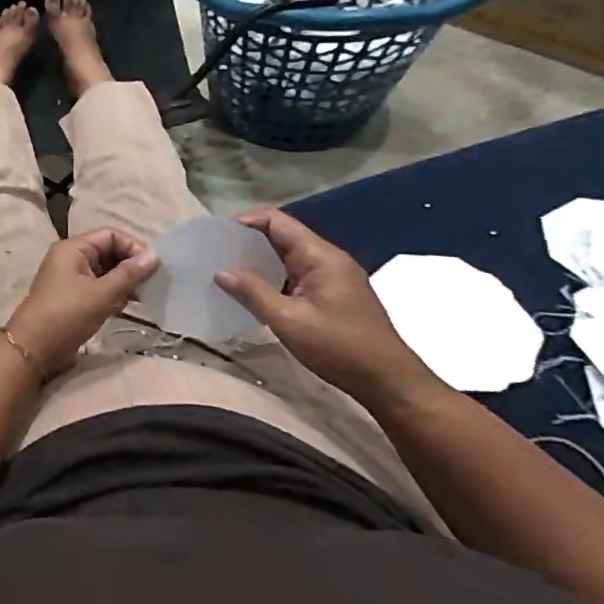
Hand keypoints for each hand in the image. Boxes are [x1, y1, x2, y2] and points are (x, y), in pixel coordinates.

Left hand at [6, 229, 160, 375]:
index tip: (154, 268)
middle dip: (130, 266)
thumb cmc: (66, 314)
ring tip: (142, 297)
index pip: (110, 235)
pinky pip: (99, 287)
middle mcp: (71, 258)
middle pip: (108, 251)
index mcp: (73, 248)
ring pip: (105, 271)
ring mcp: (70, 277)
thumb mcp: (102, 294)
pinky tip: (126, 307)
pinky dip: (113, 294)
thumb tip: (155, 256)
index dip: (134, 247)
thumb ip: (129, 274)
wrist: (33, 347)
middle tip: (152, 284)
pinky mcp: (73, 296)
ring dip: (124, 282)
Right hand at [215, 208, 446, 406]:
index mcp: (321, 257)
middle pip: (281, 236)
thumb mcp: (288, 320)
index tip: (218, 237)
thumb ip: (253, 292)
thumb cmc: (339, 347)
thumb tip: (221, 272)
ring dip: (257, 262)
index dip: (245, 222)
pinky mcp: (330, 295)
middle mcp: (327, 260)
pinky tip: (250, 293)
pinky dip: (270, 279)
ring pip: (286, 258)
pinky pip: (293, 276)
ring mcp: (331, 278)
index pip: (277, 221)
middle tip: (215, 255)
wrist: (389, 381)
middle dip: (246, 242)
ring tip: (225, 272)